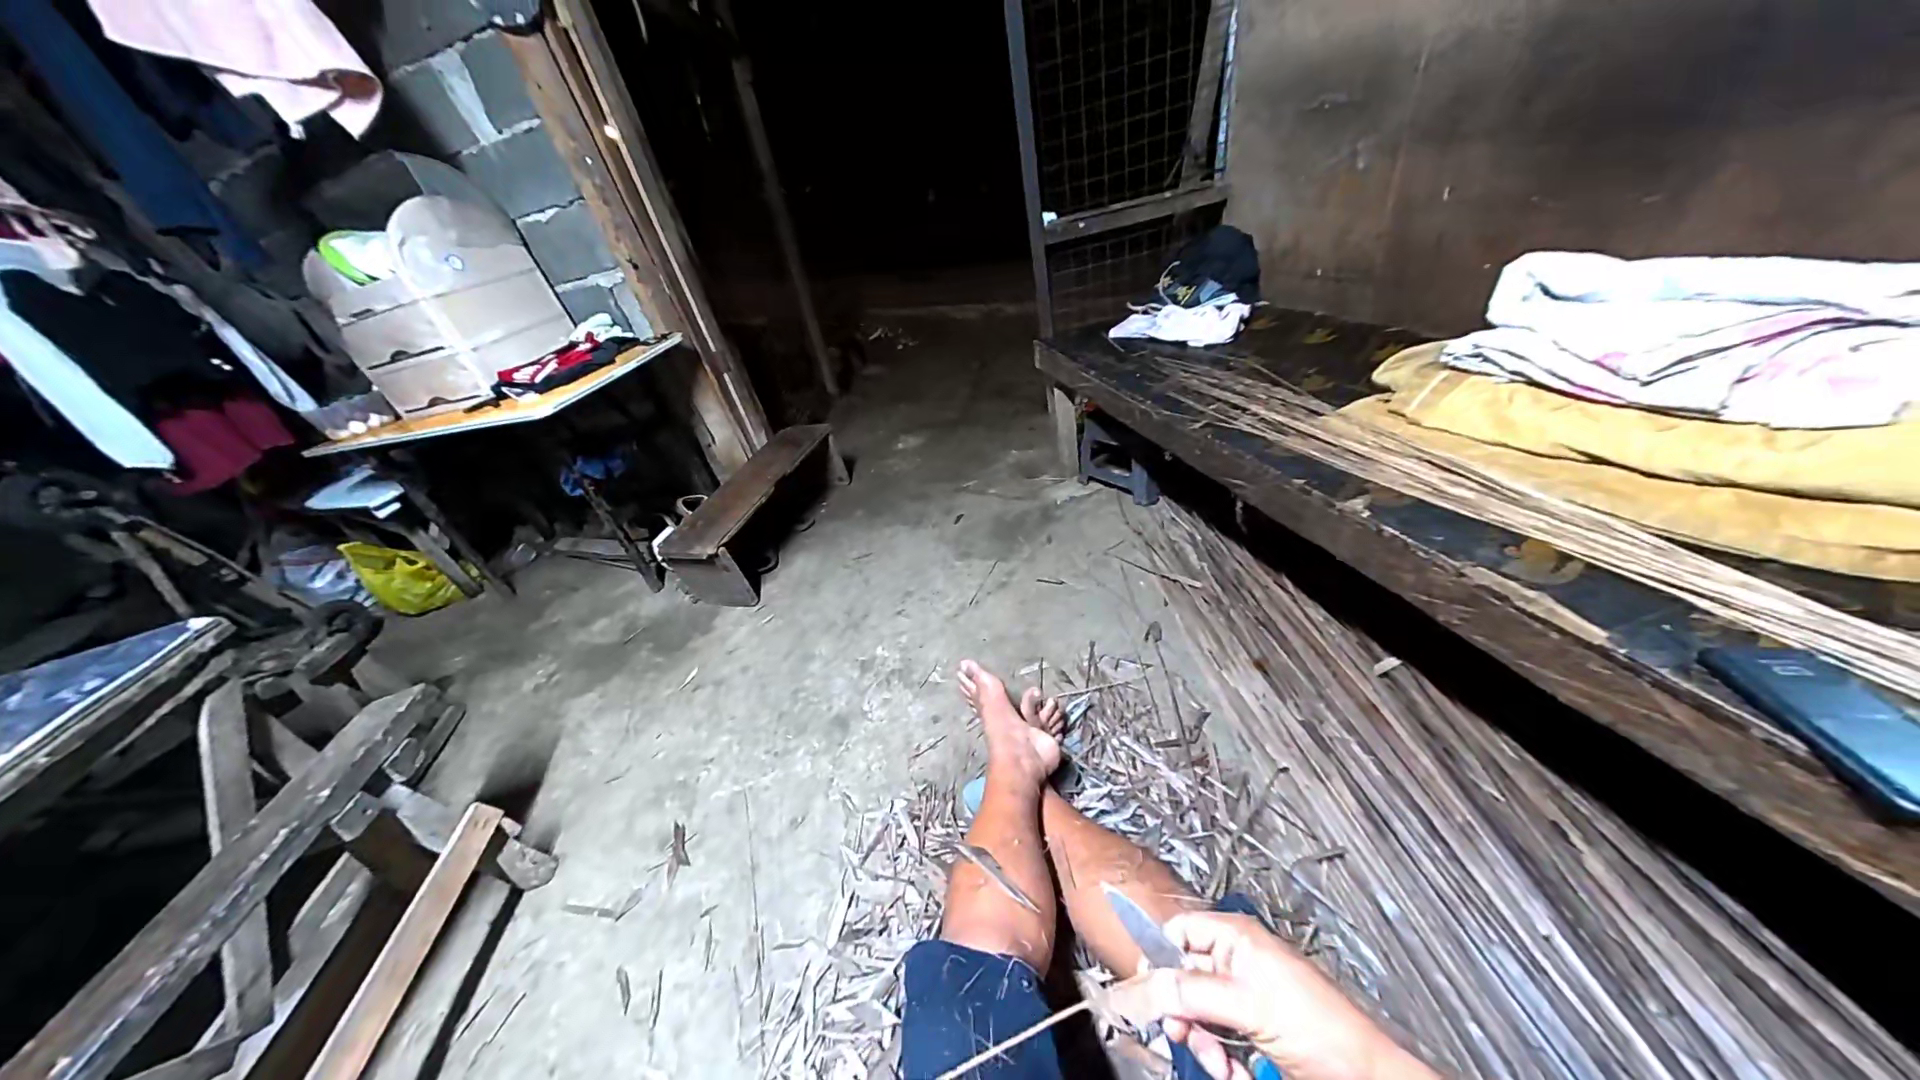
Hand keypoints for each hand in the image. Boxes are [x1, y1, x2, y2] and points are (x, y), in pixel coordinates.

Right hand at [1117, 912, 1436, 1079]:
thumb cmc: (1325, 1032)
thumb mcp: (1249, 1007)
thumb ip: (1191, 994)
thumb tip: (1141, 987)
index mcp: (1235, 938)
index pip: (1177, 932)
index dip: (1160, 959)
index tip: (1150, 994)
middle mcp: (1235, 960)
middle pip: (1181, 976)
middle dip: (1182, 1012)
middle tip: (1184, 1035)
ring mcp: (1243, 996)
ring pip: (1195, 1012)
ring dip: (1202, 1042)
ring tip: (1220, 1065)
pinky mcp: (1250, 1028)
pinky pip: (1215, 1037)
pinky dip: (1218, 1058)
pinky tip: (1234, 1073)